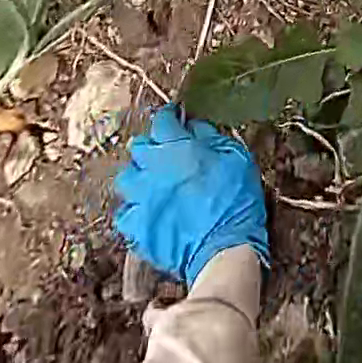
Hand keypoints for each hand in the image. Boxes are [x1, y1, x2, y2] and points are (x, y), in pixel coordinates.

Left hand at [114, 106, 269, 286]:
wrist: (223, 247)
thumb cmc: (234, 197)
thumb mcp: (235, 155)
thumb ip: (210, 136)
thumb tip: (193, 125)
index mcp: (176, 148)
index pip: (162, 121)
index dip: (169, 115)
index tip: (176, 114)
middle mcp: (152, 170)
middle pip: (138, 147)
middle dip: (151, 143)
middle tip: (166, 148)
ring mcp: (141, 200)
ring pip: (126, 179)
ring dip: (139, 174)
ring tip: (153, 178)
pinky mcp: (136, 229)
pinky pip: (126, 213)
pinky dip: (136, 208)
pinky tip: (149, 208)